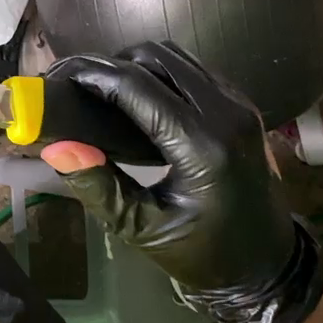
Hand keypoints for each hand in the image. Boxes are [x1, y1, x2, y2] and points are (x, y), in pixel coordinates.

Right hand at [41, 41, 322, 322]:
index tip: (60, 78)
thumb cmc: (200, 253)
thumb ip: (98, 185)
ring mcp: (238, 105)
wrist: (266, 264)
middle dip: (111, 64)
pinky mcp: (241, 106)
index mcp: (201, 147)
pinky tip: (137, 101)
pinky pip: (193, 72)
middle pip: (156, 58)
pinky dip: (160, 75)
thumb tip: (56, 147)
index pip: (137, 87)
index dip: (94, 76)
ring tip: (103, 90)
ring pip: (176, 58)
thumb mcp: (140, 228)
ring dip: (136, 65)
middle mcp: (225, 114)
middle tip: (79, 85)